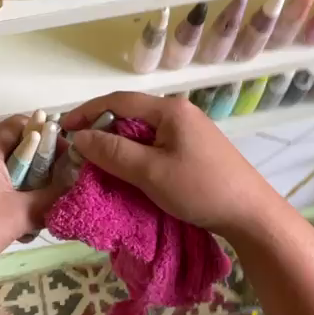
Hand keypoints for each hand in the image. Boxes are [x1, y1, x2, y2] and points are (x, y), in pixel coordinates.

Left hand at [0, 116, 62, 285]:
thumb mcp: (20, 215)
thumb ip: (51, 197)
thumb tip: (74, 185)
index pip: (24, 124)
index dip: (50, 137)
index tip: (67, 161)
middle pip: (17, 146)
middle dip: (41, 168)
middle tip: (57, 190)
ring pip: (7, 168)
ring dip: (26, 187)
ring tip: (38, 212)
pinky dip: (9, 197)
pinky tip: (17, 224)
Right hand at [61, 92, 286, 240]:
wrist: (250, 214)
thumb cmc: (200, 189)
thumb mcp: (150, 172)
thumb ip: (112, 152)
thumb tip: (79, 137)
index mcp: (170, 110)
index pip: (119, 100)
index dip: (87, 111)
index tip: (63, 129)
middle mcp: (180, 113)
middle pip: (130, 114)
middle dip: (101, 129)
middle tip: (77, 152)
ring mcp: (189, 131)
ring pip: (142, 132)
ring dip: (117, 145)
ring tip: (96, 164)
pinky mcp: (194, 150)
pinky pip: (154, 145)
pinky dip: (134, 155)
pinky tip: (126, 172)